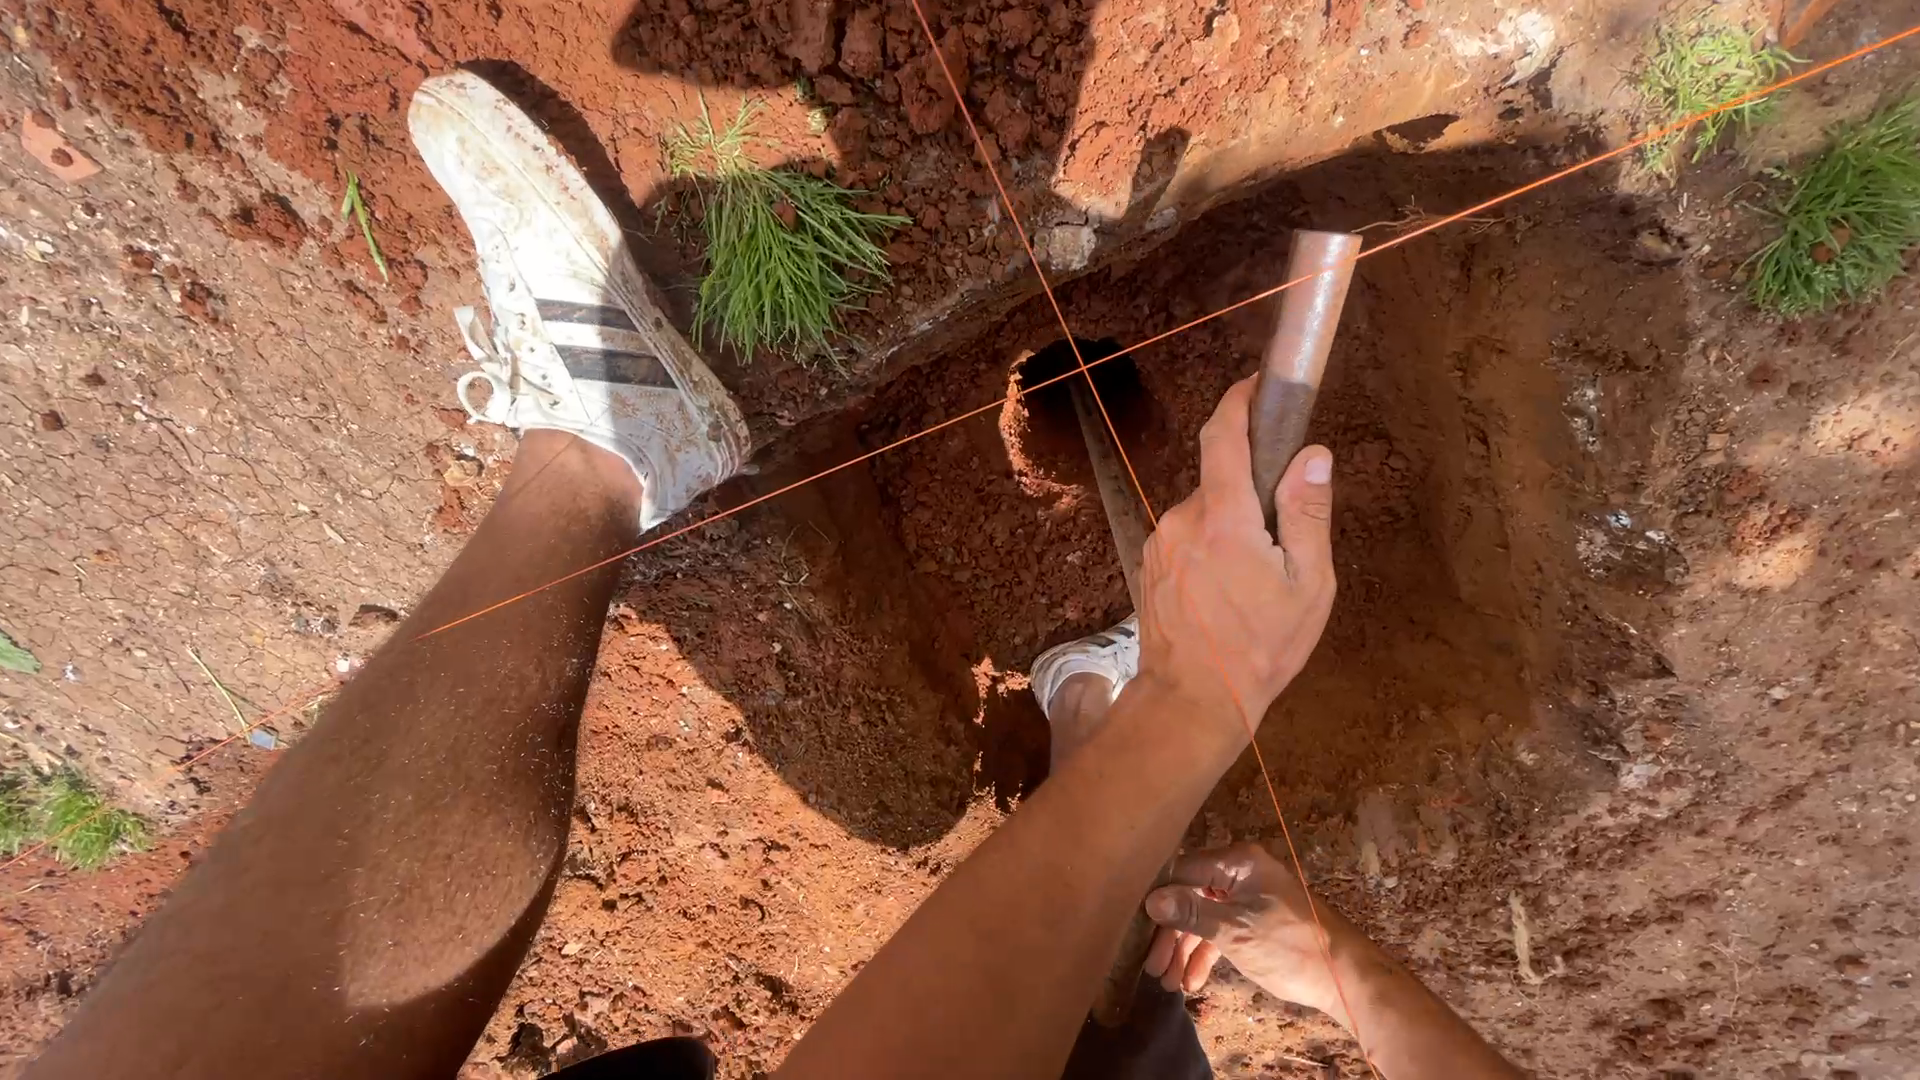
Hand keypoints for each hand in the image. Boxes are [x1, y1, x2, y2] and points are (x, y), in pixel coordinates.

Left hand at [1135, 376, 1335, 733]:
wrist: (1192, 698)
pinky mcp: (1149, 564)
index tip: (1255, 386)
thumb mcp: (1309, 586)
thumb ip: (1307, 513)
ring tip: (1251, 582)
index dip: (1237, 402)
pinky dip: (1208, 547)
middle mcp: (1181, 520)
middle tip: (1279, 544)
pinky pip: (1185, 537)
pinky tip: (1223, 591)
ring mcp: (1159, 543)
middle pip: (1219, 482)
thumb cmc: (1261, 647)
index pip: (1222, 437)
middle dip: (1250, 496)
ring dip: (1229, 528)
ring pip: (1203, 513)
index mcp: (1222, 519)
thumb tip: (1312, 454)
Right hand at [1141, 842, 1361, 1023]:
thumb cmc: (1290, 946)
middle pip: (1191, 896)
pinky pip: (1221, 930)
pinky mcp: (1255, 920)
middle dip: (1171, 934)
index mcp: (1237, 861)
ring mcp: (1248, 896)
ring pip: (1204, 916)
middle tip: (1151, 966)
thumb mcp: (1234, 930)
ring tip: (1168, 982)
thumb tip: (1151, 899)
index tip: (1137, 925)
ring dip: (1185, 949)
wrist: (1347, 979)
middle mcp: (1240, 872)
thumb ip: (1190, 912)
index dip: (1159, 897)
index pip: (1183, 870)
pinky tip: (1191, 981)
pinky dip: (1206, 953)